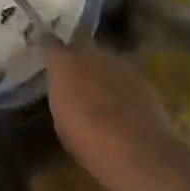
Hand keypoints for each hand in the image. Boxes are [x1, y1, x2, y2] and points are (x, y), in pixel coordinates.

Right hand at [46, 41, 178, 163]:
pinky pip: (123, 73)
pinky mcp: (139, 73)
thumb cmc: (87, 140)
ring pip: (104, 58)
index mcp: (64, 62)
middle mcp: (89, 52)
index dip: (51, 48)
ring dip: (101, 70)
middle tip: (77, 75)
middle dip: (79, 56)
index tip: (50, 55)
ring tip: (102, 93)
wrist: (135, 147)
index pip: (51, 43)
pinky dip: (120, 84)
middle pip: (81, 44)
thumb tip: (67, 90)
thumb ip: (63, 96)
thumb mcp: (62, 122)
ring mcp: (117, 60)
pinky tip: (123, 104)